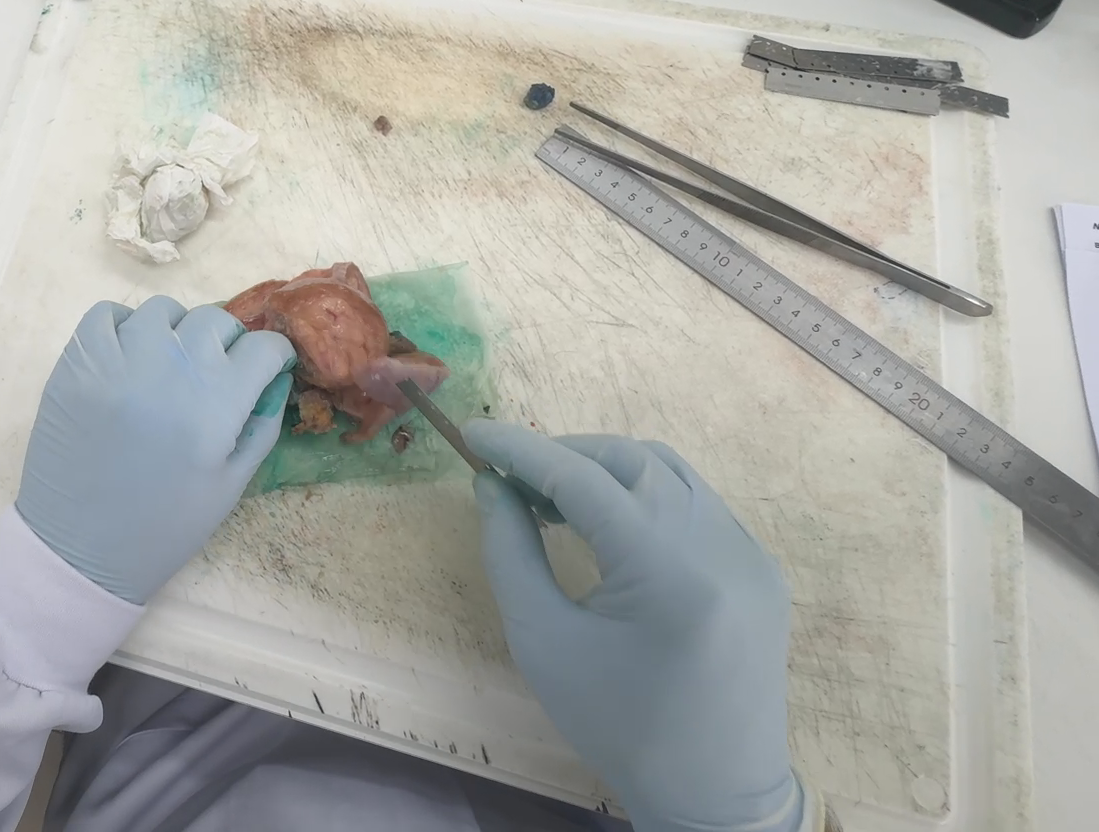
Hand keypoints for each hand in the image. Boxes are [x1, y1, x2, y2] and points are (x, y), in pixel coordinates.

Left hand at [16, 297, 295, 603]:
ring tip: (168, 359)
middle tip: (216, 367)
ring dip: (175, 329)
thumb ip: (261, 425)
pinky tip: (127, 353)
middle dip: (227, 340)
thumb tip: (274, 378)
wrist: (81, 548)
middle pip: (214, 319)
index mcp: (216, 404)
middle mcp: (170, 369)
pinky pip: (105, 314)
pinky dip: (122, 324)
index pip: (262, 347)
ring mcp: (118, 360)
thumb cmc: (164, 525)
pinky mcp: (76, 362)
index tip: (267, 364)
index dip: (273, 354)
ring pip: (162, 310)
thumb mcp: (231, 485)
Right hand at [461, 421, 802, 831]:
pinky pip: (689, 498)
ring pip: (662, 468)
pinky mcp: (757, 567)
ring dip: (597, 465)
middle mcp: (720, 547)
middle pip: (626, 460)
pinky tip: (602, 520)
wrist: (714, 795)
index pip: (580, 478)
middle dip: (557, 454)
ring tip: (550, 495)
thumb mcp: (539, 635)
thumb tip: (491, 482)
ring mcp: (748, 554)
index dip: (518, 448)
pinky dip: (635, 489)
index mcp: (667, 571)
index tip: (470, 432)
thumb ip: (509, 547)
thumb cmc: (613, 721)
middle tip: (506, 477)